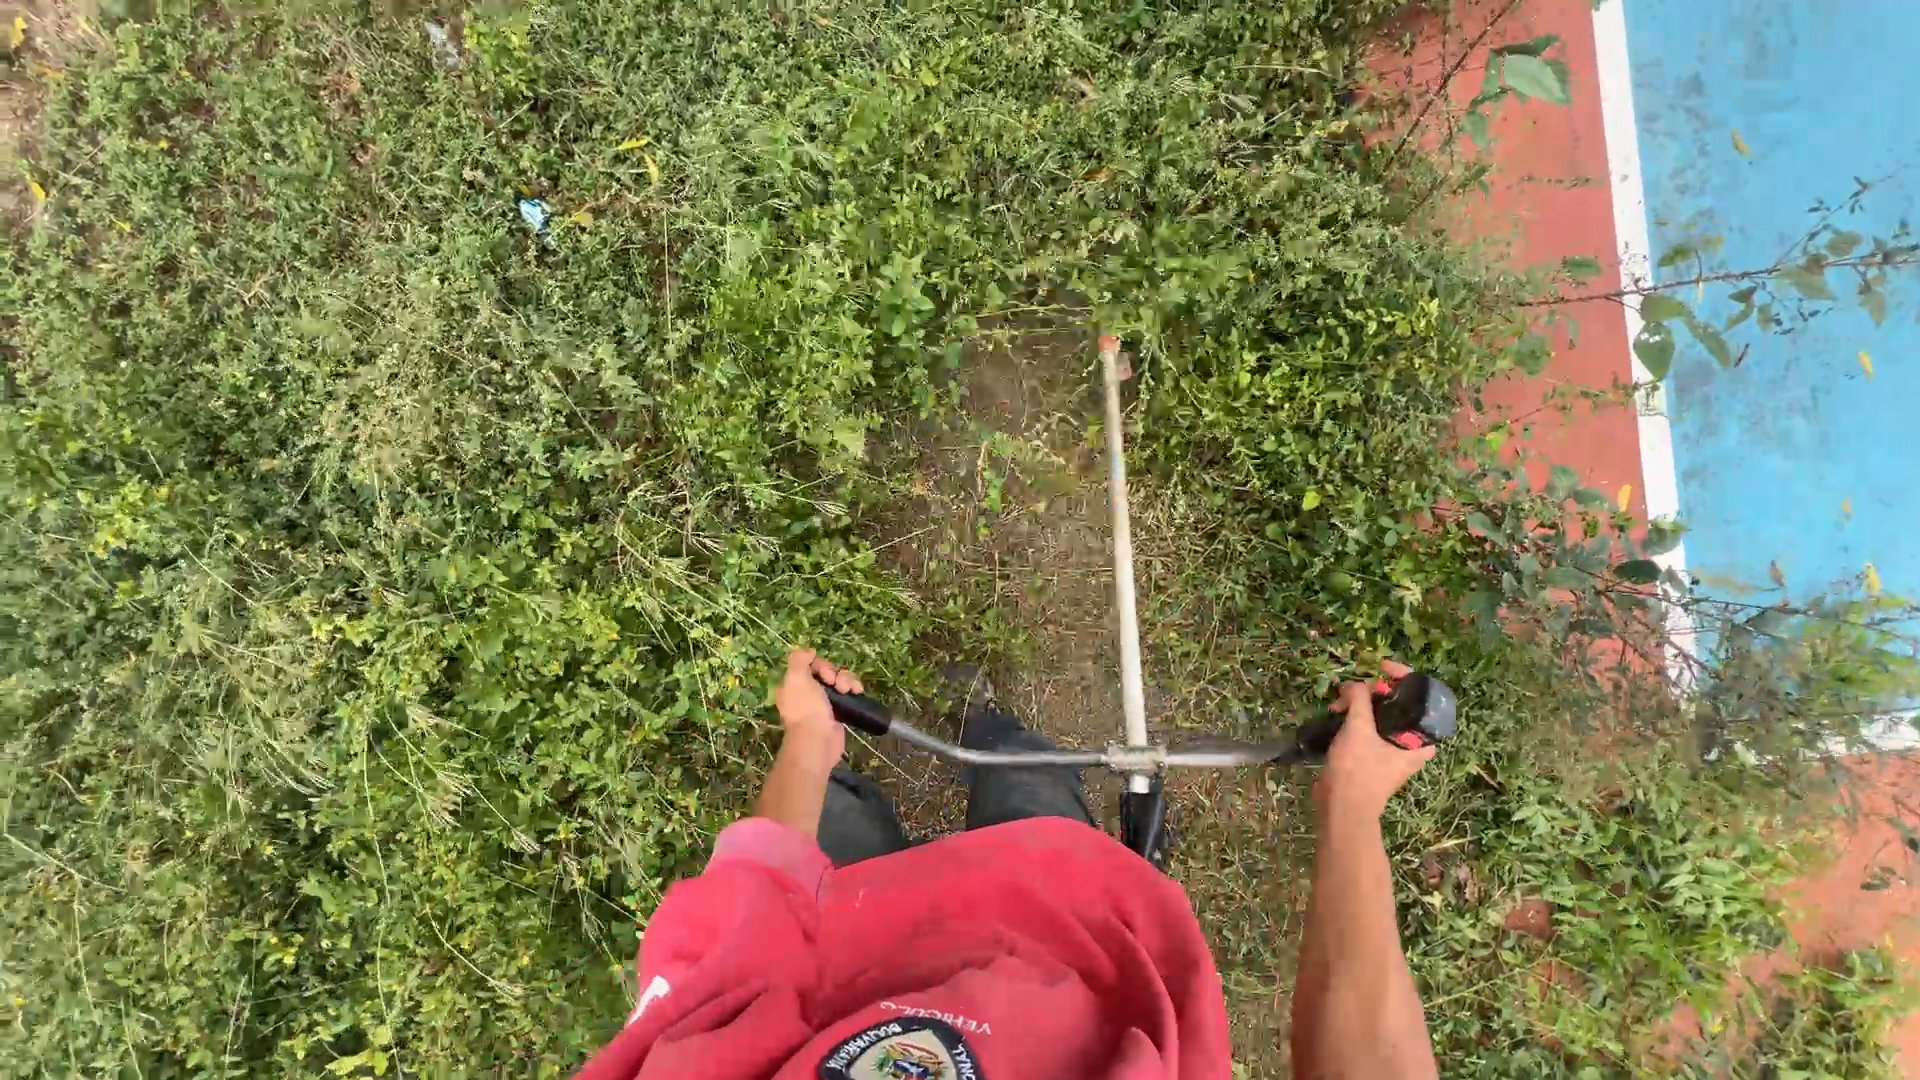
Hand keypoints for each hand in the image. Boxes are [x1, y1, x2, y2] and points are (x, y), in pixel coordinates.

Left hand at [773, 649, 859, 764]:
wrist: (818, 739)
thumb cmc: (806, 708)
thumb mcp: (796, 678)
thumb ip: (799, 659)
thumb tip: (809, 651)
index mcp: (794, 684)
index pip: (810, 664)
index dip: (820, 665)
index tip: (824, 675)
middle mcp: (807, 692)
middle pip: (826, 671)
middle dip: (835, 673)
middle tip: (835, 684)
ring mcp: (823, 702)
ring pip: (839, 680)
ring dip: (847, 680)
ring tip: (849, 691)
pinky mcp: (838, 710)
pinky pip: (848, 693)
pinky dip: (854, 689)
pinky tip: (857, 692)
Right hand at [1315, 659, 1435, 821]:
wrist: (1342, 805)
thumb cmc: (1358, 768)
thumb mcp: (1358, 728)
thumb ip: (1359, 699)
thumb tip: (1354, 684)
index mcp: (1422, 739)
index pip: (1420, 697)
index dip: (1401, 676)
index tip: (1380, 667)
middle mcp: (1413, 743)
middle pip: (1397, 704)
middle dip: (1371, 692)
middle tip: (1350, 690)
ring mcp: (1393, 749)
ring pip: (1380, 714)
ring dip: (1359, 704)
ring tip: (1337, 704)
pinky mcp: (1375, 754)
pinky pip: (1369, 726)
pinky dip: (1355, 717)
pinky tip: (1336, 714)